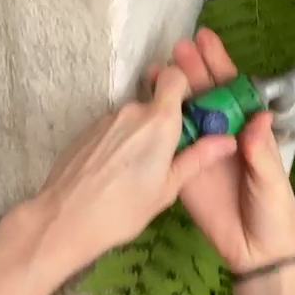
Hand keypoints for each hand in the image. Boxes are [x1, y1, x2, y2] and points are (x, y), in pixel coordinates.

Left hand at [15, 65, 236, 276]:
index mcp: (159, 120)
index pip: (174, 76)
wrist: (64, 218)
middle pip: (155, 102)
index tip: (190, 112)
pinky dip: (120, 143)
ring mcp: (106, 118)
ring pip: (133, 117)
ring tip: (136, 171)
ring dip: (140, 135)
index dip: (183, 87)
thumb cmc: (124, 209)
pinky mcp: (87, 129)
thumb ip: (198, 158)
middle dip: (163, 122)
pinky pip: (114, 128)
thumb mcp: (168, 188)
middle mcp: (132, 110)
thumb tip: (229, 139)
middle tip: (166, 156)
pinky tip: (114, 172)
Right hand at [169, 29, 294, 273]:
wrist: (256, 252)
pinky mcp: (182, 171)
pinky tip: (146, 106)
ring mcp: (200, 150)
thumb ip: (262, 152)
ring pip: (184, 114)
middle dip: (192, 69)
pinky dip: (158, 126)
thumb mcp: (273, 181)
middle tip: (177, 48)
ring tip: (156, 69)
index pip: (233, 89)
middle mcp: (223, 132)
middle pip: (205, 95)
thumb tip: (258, 116)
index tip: (205, 40)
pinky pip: (169, 145)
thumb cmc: (274, 211)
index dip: (220, 64)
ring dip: (172, 91)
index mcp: (248, 128)